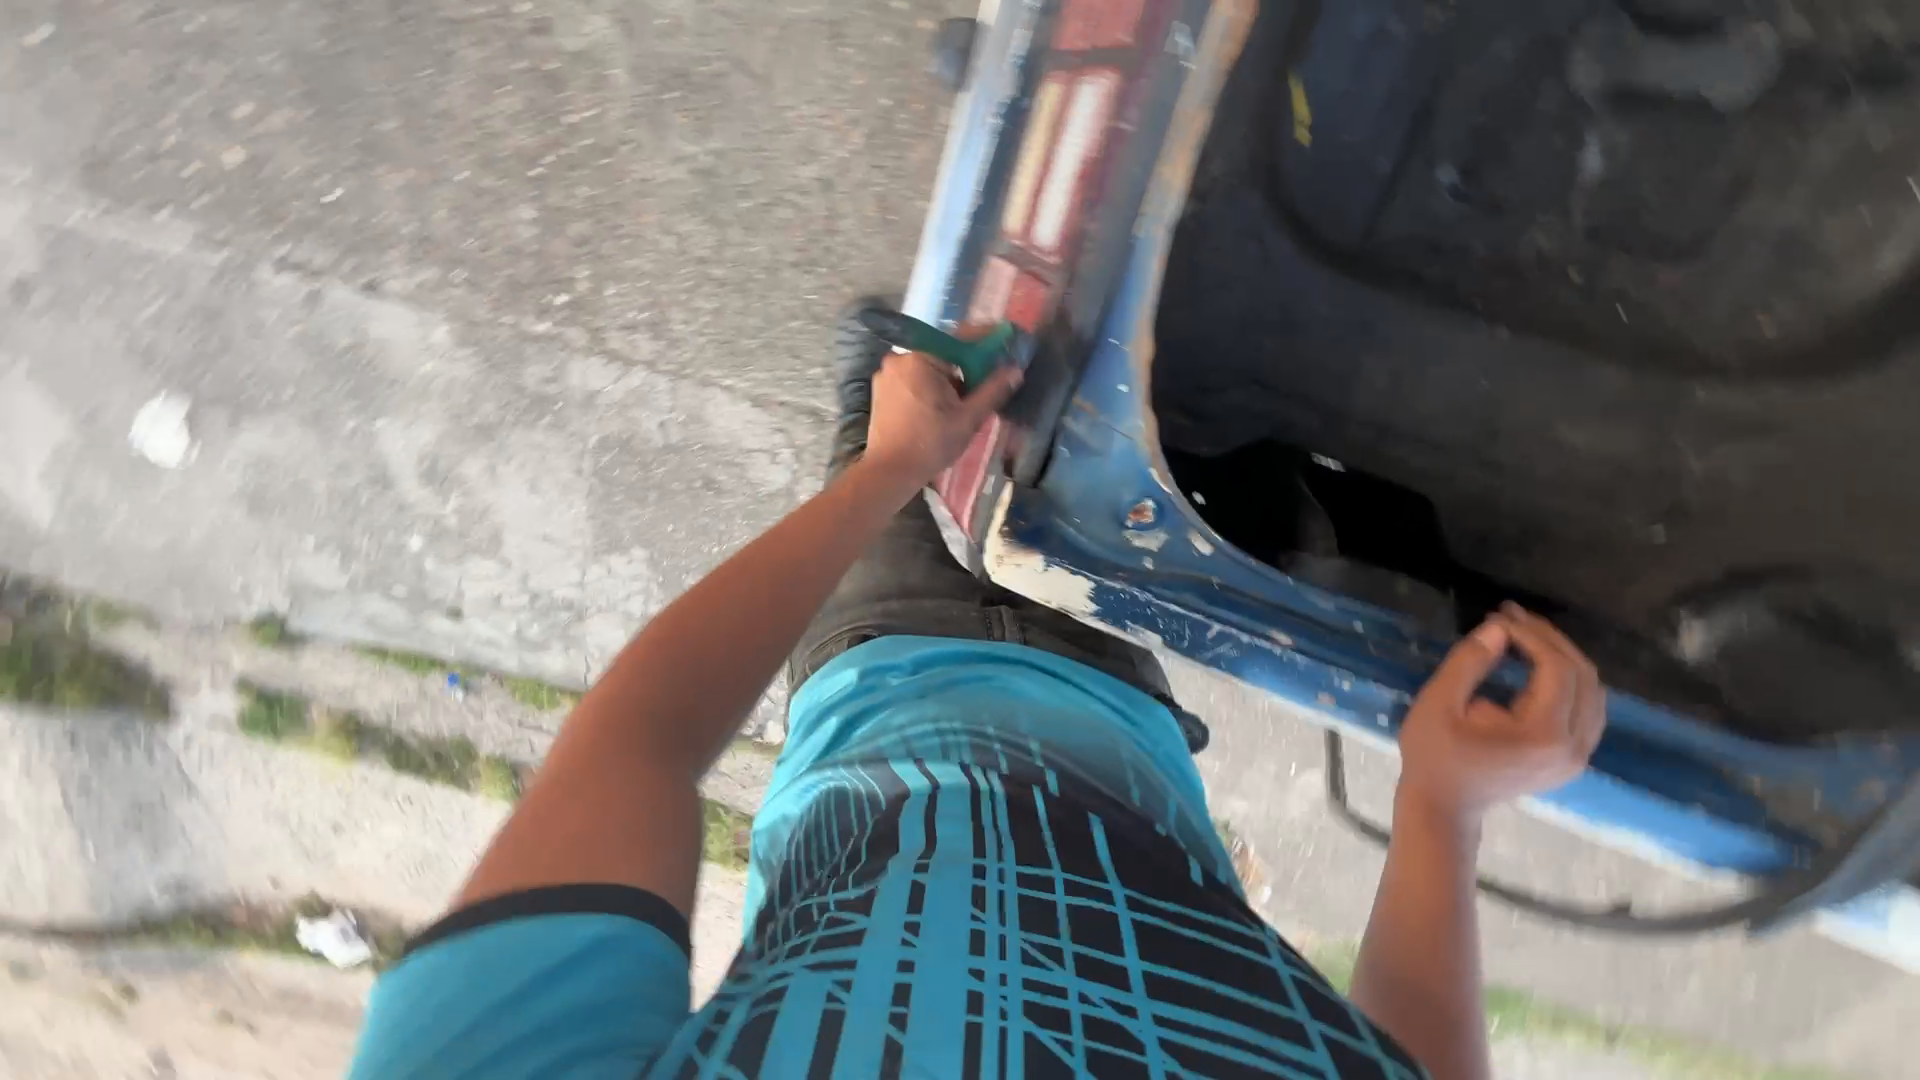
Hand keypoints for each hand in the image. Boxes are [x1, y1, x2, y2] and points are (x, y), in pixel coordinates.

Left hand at [862, 347, 1022, 487]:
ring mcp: (886, 374)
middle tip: (981, 386)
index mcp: (920, 359)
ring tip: (959, 404)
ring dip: (945, 379)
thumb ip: (993, 391)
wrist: (890, 471)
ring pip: (925, 368)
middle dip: (963, 367)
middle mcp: (899, 359)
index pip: (958, 339)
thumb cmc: (931, 444)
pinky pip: (911, 380)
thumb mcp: (968, 419)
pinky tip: (937, 409)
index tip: (1002, 339)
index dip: (983, 340)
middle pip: (941, 355)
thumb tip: (1015, 370)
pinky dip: (927, 387)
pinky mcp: (880, 390)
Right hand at [1396, 603, 1605, 825]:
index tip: (1496, 617)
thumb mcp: (1438, 703)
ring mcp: (1579, 755)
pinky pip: (1586, 707)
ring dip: (1561, 656)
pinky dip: (1566, 678)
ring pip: (1592, 690)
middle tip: (1510, 616)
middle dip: (1548, 639)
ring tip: (1523, 634)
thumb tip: (1497, 629)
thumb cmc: (1434, 755)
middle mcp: (1575, 745)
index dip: (1530, 636)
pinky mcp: (1572, 757)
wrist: (1443, 805)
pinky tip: (1536, 664)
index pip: (1557, 669)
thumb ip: (1469, 663)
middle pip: (1583, 676)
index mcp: (1544, 734)